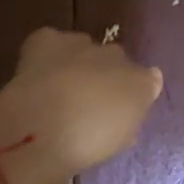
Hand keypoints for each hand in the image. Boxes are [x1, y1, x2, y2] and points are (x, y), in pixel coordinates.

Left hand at [0, 28, 164, 183]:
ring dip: (76, 64)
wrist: (45, 128)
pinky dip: (47, 54)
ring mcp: (81, 45)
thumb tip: (140, 95)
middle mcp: (116, 56)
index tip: (116, 116)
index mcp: (141, 82)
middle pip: (114, 62)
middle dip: (103, 77)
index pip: (144, 80)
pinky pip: (51, 43)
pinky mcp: (46, 40)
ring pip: (84, 51)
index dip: (129, 97)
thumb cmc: (89, 143)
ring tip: (59, 93)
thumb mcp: (119, 140)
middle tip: (88, 106)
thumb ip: (130, 117)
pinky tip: (38, 76)